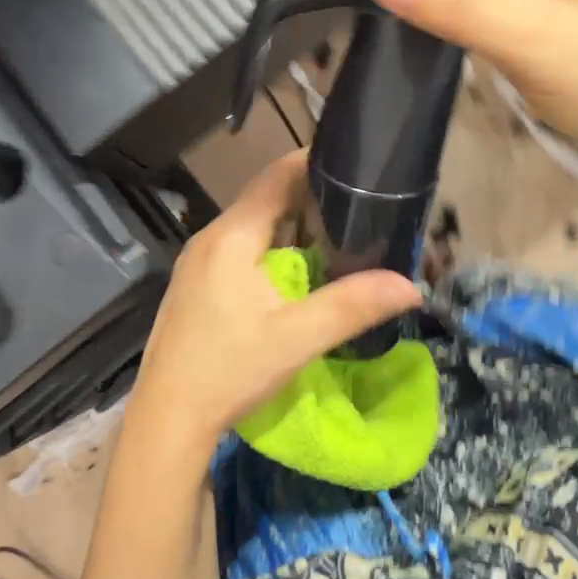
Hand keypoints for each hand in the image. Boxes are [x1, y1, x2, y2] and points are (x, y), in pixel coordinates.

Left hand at [131, 152, 421, 448]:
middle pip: (263, 199)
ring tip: (333, 236)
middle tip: (356, 206)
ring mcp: (196, 261)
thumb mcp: (297, 338)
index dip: (312, 163)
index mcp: (232, 236)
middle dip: (308, 199)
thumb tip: (410, 285)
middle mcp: (209, 237)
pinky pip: (236, 249)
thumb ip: (352, 306)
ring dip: (288, 227)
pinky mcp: (193, 284)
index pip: (275, 177)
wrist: (168, 415)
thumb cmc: (230, 369)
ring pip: (250, 226)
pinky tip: (291, 273)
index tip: (352, 163)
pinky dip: (268, 248)